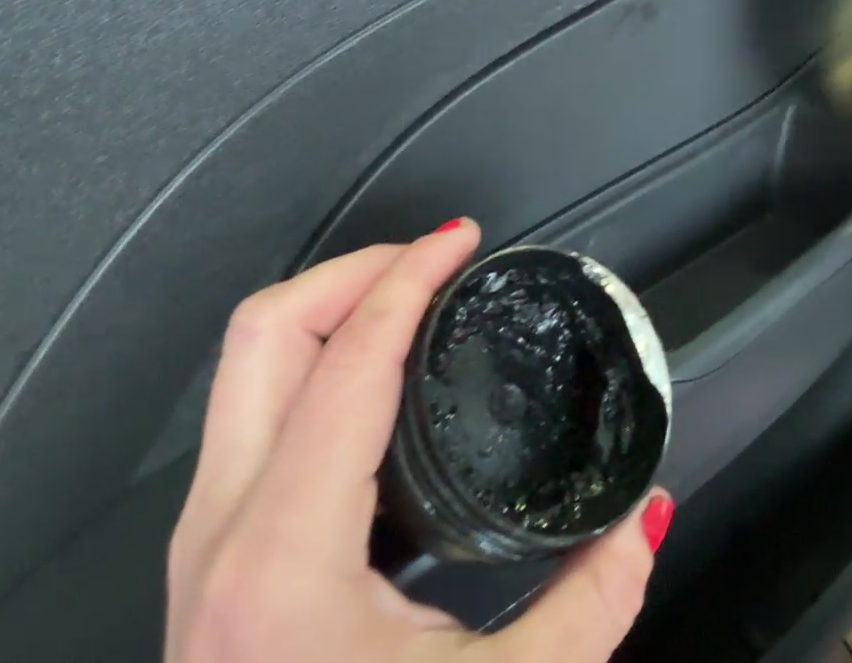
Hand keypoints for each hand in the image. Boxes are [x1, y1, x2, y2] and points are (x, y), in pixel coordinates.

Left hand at [166, 219, 672, 662]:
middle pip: (264, 331)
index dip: (406, 281)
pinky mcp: (216, 542)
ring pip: (248, 360)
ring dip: (332, 304)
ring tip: (413, 294)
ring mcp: (204, 532)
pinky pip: (254, 401)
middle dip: (354, 268)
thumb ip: (590, 609)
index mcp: (284, 556)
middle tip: (435, 258)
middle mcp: (222, 528)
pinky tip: (378, 365)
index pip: (346, 362)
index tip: (460, 243)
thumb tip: (646, 521)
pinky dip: (318, 353)